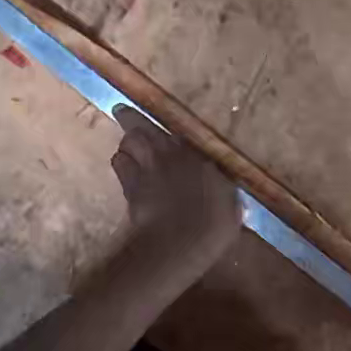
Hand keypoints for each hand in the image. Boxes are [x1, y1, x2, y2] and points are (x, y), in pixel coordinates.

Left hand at [110, 106, 241, 264]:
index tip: (169, 135)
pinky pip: (120, 162)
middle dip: (133, 119)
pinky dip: (121, 162)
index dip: (172, 135)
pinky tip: (123, 166)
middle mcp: (170, 154)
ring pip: (128, 141)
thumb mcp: (230, 205)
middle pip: (145, 127)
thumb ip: (224, 190)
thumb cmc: (213, 224)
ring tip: (126, 145)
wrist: (180, 240)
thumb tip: (223, 188)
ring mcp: (147, 167)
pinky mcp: (129, 184)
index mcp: (198, 156)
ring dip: (127, 142)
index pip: (182, 137)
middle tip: (121, 110)